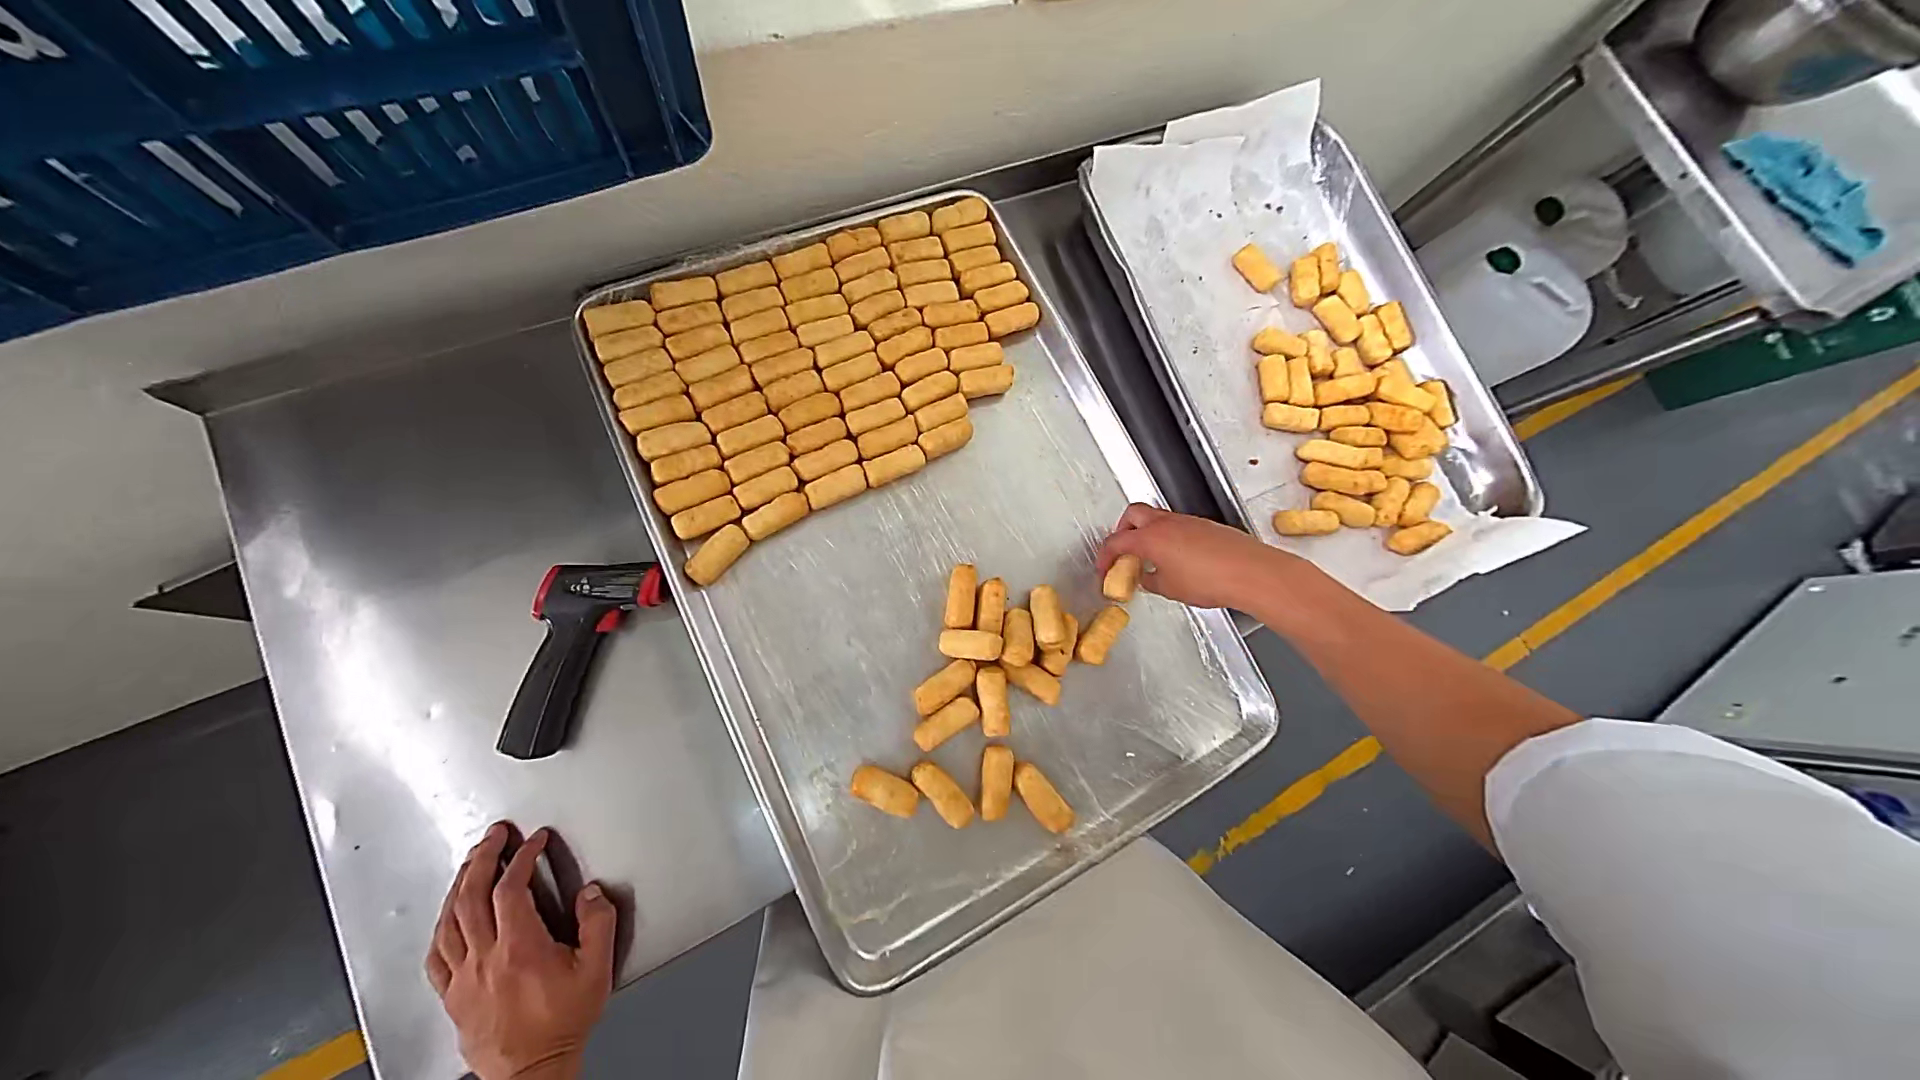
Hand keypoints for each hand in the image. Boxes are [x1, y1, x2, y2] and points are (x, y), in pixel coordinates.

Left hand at [425, 823, 615, 1079]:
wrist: (532, 1070)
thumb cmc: (563, 1022)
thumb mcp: (597, 969)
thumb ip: (597, 924)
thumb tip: (590, 893)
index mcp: (520, 950)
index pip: (512, 890)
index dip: (522, 858)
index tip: (534, 841)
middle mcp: (485, 960)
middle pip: (472, 897)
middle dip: (483, 858)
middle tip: (495, 836)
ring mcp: (463, 978)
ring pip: (449, 922)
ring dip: (460, 885)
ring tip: (472, 862)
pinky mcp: (453, 995)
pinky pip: (436, 954)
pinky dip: (441, 926)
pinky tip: (448, 914)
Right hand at [1095, 504, 1302, 612]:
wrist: (1251, 572)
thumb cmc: (1212, 579)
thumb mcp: (1169, 588)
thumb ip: (1150, 580)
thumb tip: (1146, 578)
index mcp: (1150, 538)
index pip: (1116, 542)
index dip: (1105, 556)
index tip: (1104, 567)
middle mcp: (1167, 523)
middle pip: (1132, 514)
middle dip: (1122, 531)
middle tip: (1122, 550)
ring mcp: (1187, 521)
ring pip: (1156, 517)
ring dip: (1146, 533)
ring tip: (1149, 557)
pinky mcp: (1205, 526)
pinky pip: (1177, 525)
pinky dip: (1167, 537)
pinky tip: (1175, 558)